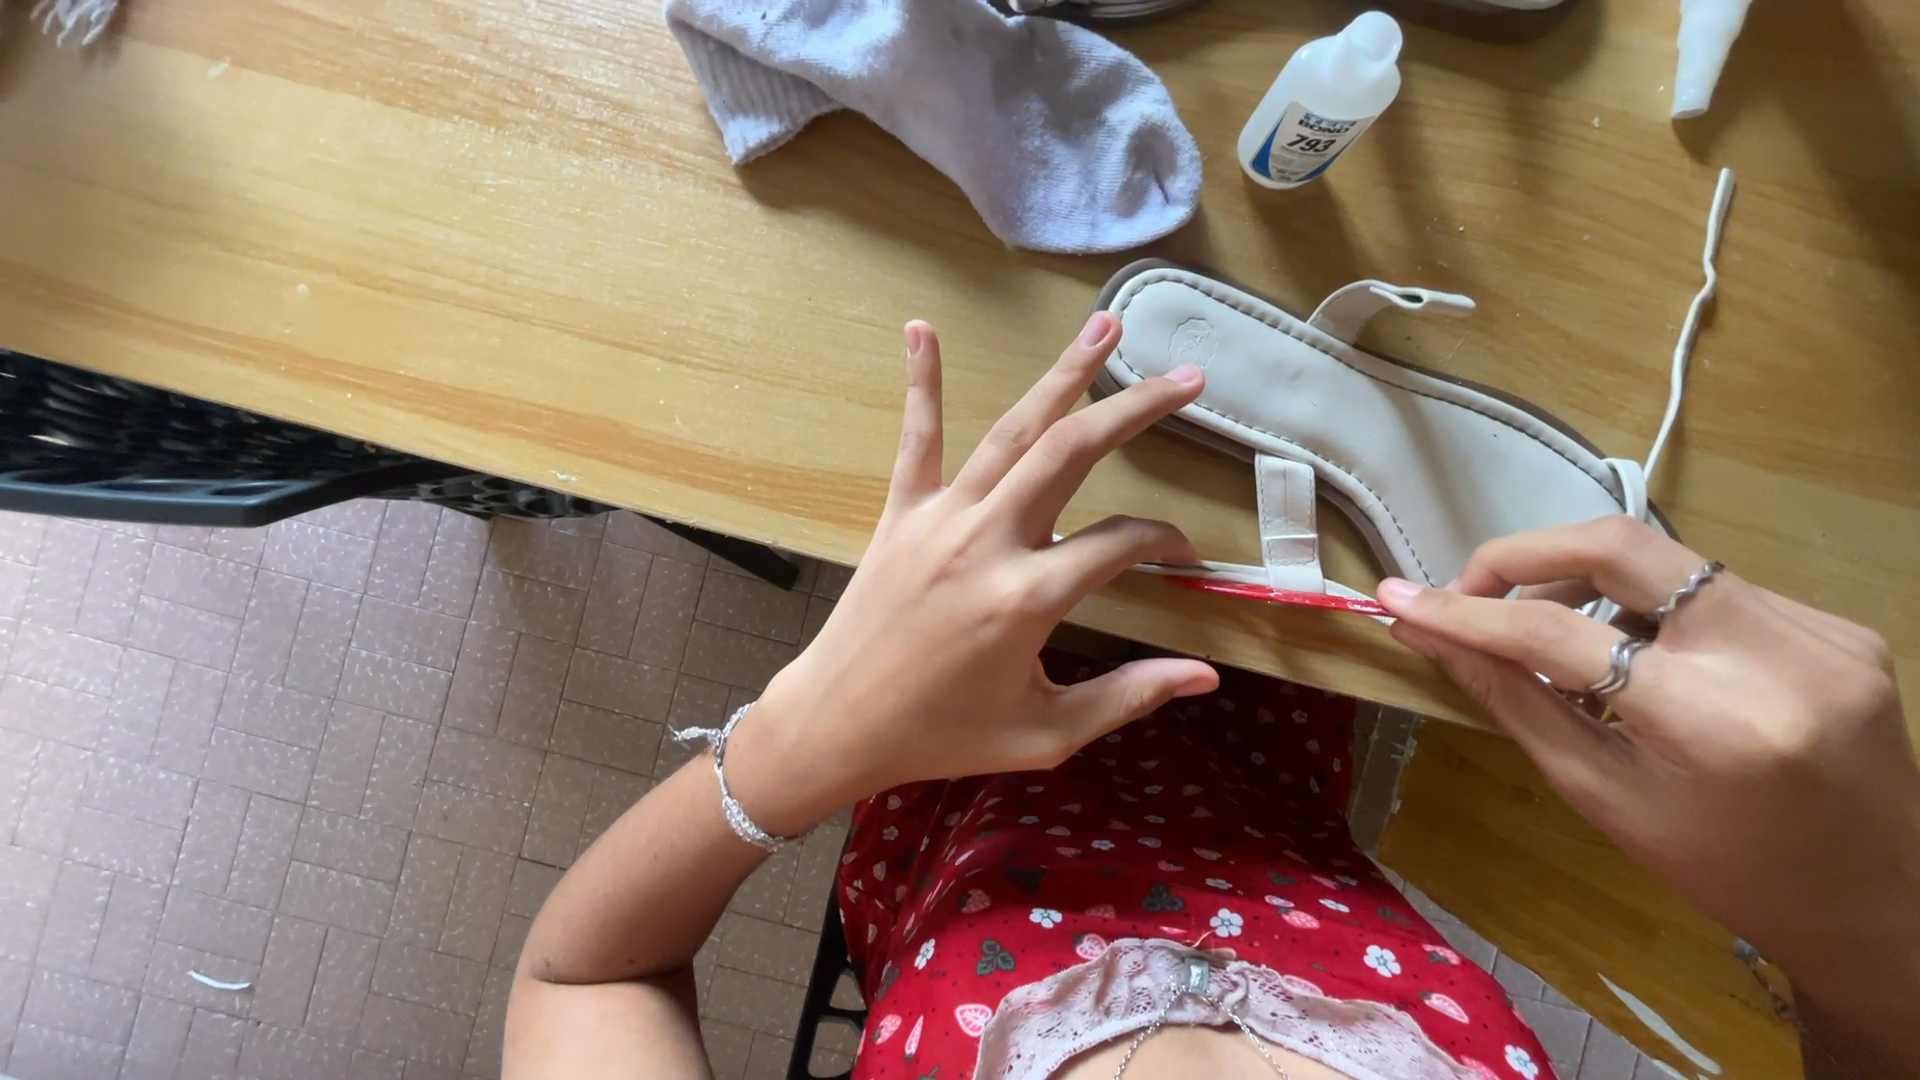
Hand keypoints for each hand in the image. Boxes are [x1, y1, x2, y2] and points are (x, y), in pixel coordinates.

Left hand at [726, 312, 1219, 835]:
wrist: (839, 725)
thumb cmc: (943, 736)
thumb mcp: (1046, 734)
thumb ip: (1128, 696)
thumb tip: (1208, 675)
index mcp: (1029, 598)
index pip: (1121, 544)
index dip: (1164, 542)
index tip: (1183, 553)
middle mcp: (989, 541)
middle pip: (1073, 454)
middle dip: (1135, 410)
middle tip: (1187, 376)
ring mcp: (941, 518)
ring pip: (1012, 433)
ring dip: (1061, 377)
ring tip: (1103, 327)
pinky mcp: (901, 513)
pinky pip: (917, 441)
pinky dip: (922, 383)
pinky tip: (921, 328)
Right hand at [1373, 517, 1919, 986]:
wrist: (1883, 903)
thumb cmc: (1717, 867)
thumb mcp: (1594, 788)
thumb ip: (1507, 696)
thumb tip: (1424, 635)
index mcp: (1714, 718)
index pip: (1554, 632)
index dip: (1462, 611)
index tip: (1397, 597)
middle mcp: (1778, 654)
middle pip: (1615, 545)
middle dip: (1518, 557)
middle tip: (1468, 595)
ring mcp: (1816, 630)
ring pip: (1654, 557)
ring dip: (1571, 580)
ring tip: (1540, 633)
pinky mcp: (1828, 625)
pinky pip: (1696, 585)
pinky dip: (1631, 604)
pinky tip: (1621, 650)